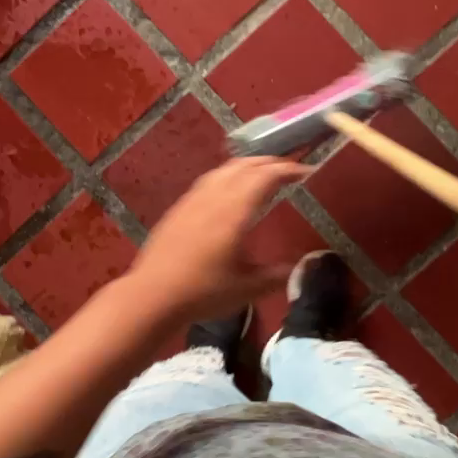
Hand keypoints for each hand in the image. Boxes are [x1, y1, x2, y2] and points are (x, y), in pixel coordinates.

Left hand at [125, 156, 310, 322]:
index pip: (265, 177)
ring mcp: (192, 201)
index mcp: (234, 212)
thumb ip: (276, 275)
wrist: (151, 295)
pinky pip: (207, 182)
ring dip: (246, 166)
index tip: (306, 171)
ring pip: (223, 171)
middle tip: (287, 169)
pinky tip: (227, 192)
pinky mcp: (177, 210)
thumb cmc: (202, 292)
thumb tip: (296, 265)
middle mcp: (213, 198)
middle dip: (268, 162)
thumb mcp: (247, 289)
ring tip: (261, 174)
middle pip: (244, 166)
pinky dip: (226, 177)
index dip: (288, 169)